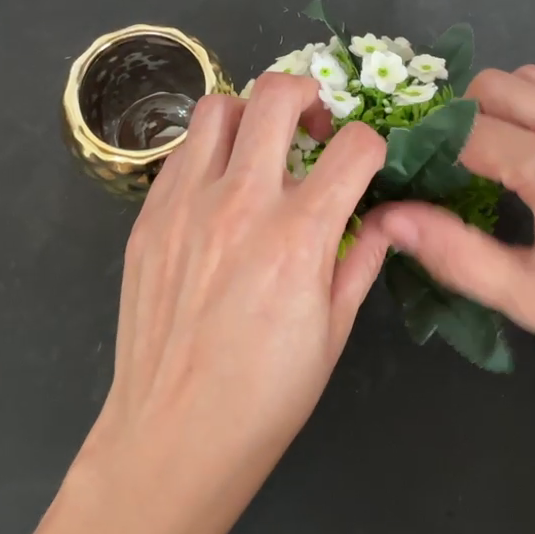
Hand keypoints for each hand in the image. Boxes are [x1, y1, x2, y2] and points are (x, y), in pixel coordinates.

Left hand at [1, 72, 386, 533]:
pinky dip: (208, 153)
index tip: (366, 163)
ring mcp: (185, 205)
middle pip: (276, 96)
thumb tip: (386, 217)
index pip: (354, 146)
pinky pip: (180, 153)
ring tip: (261, 148)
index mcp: (299, 236)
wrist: (172, 438)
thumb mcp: (334, 332)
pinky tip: (218, 190)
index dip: (372, 145)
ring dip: (250, 114)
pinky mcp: (148, 218)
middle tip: (314, 126)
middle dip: (309, 95)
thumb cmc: (266, 396)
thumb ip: (363, 259)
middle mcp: (241, 203)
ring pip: (217, 107)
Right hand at [369, 66, 534, 422]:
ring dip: (502, 109)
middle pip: (497, 85)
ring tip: (493, 162)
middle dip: (461, 118)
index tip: (409, 171)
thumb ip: (452, 251)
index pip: (468, 131)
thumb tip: (387, 219)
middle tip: (449, 168)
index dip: (429, 146)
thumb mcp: (527, 297)